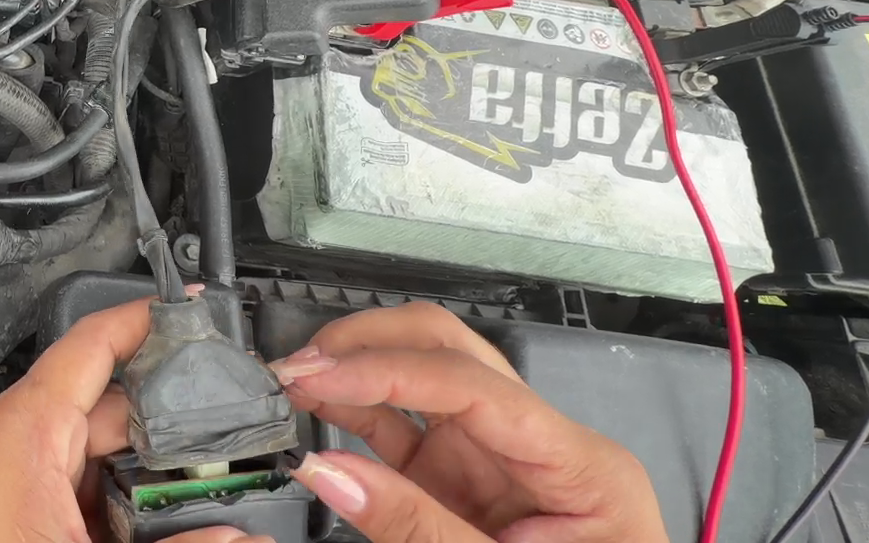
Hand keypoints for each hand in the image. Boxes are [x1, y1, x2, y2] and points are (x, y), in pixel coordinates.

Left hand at [0, 297, 262, 542]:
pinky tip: (159, 523)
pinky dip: (119, 495)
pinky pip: (78, 481)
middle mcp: (17, 435)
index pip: (91, 342)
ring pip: (98, 448)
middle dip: (169, 414)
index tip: (188, 307)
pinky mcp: (14, 503)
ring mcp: (14, 470)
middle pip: (109, 402)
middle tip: (230, 427)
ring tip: (208, 483)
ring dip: (149, 465)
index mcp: (26, 426)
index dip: (142, 319)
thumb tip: (237, 536)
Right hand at [270, 301, 667, 542]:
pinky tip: (309, 404)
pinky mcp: (450, 465)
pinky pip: (393, 416)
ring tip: (292, 379)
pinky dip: (347, 403)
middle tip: (302, 366)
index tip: (316, 378)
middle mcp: (531, 435)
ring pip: (413, 364)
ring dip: (349, 363)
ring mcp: (488, 446)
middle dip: (364, 344)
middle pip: (443, 346)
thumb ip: (415, 527)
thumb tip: (321, 470)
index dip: (384, 371)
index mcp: (576, 462)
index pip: (467, 381)